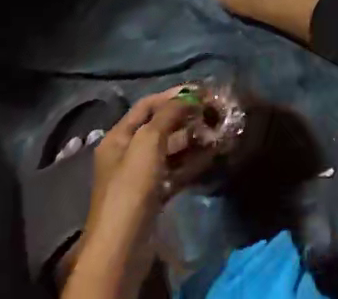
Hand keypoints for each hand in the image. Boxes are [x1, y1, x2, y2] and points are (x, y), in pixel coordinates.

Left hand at [84, 88, 215, 238]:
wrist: (122, 246)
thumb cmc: (131, 186)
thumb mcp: (148, 141)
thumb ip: (169, 114)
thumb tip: (190, 96)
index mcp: (119, 137)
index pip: (148, 105)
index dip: (174, 95)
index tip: (202, 91)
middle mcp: (128, 153)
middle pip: (162, 126)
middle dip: (188, 118)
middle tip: (215, 113)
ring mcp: (142, 176)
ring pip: (172, 149)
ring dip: (194, 139)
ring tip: (218, 133)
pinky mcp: (155, 195)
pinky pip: (177, 170)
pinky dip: (193, 161)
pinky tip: (212, 154)